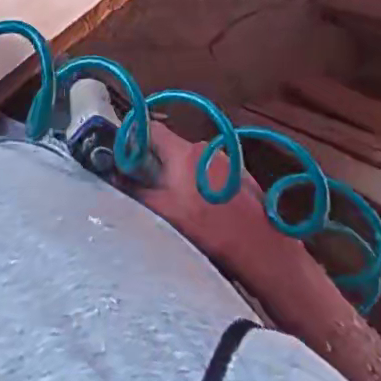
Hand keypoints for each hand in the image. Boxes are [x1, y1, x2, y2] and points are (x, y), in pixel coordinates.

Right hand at [127, 123, 310, 283]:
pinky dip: (202, 184)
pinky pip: (211, 172)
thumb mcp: (162, 212)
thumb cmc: (210, 229)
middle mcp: (206, 148)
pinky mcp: (244, 177)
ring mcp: (229, 162)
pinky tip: (206, 209)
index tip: (125, 159)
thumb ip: (134, 190)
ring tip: (179, 202)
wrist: (266, 253)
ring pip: (192, 161)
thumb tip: (113, 176)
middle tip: (148, 186)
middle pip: (170, 146)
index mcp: (183, 151)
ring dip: (180, 174)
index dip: (133, 139)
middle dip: (156, 162)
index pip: (149, 127)